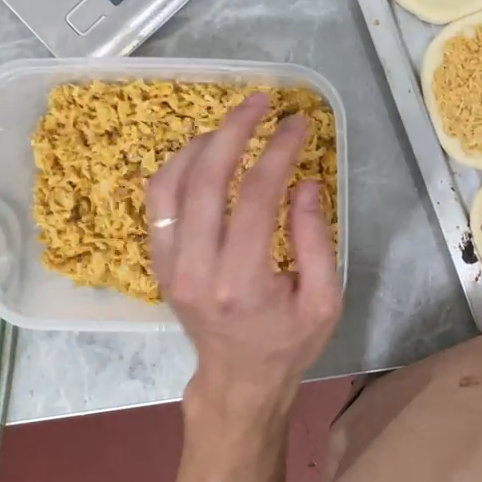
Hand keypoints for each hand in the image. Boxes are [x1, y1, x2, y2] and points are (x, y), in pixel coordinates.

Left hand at [144, 93, 341, 419]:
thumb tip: (304, 182)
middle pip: (205, 180)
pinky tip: (205, 153)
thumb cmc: (289, 343)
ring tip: (233, 123)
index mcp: (242, 282)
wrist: (238, 379)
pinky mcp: (160, 263)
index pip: (256, 197)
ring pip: (170, 185)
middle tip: (261, 102)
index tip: (299, 124)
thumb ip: (315, 240)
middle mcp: (196, 270)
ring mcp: (170, 266)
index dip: (279, 152)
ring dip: (201, 144)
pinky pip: (157, 203)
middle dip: (234, 131)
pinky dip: (178, 168)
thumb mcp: (324, 300)